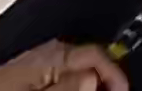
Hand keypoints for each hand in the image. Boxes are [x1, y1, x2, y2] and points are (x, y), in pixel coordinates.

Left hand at [0, 40, 127, 90]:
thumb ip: (65, 87)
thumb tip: (96, 78)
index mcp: (52, 54)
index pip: (98, 54)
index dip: (115, 75)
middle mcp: (47, 55)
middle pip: (88, 63)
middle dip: (102, 81)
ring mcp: (36, 69)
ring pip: (74, 74)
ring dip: (86, 85)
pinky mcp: (25, 81)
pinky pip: (59, 81)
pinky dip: (70, 86)